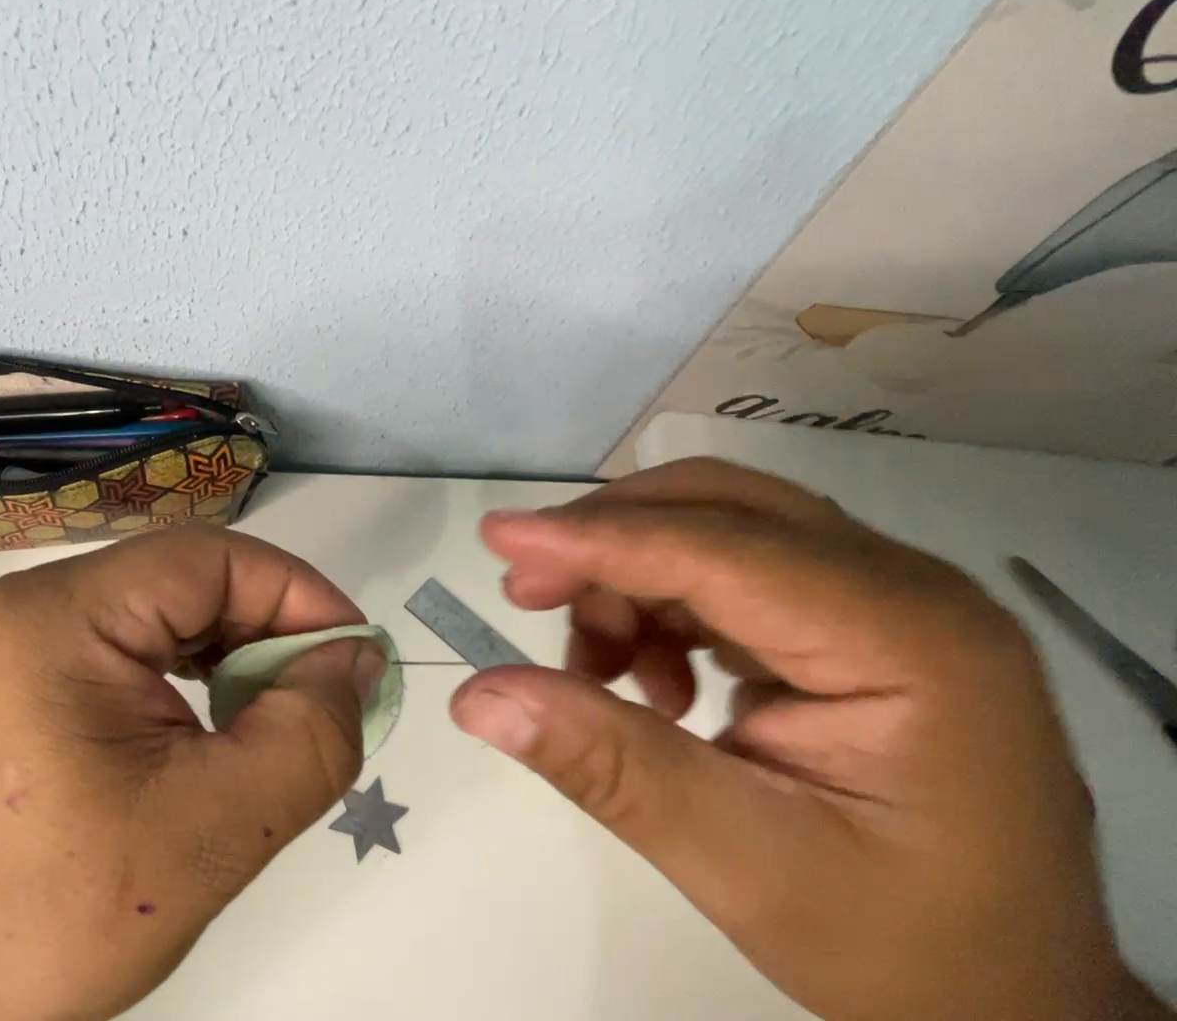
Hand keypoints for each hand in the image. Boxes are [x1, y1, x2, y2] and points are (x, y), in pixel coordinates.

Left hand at [0, 525, 386, 1020]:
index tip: (357, 659)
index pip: (209, 561)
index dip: (297, 595)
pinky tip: (221, 727)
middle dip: (267, 633)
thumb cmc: (70, 912)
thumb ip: (312, 732)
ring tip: (278, 720)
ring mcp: (27, 643)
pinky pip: (134, 650)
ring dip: (235, 657)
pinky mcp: (33, 681)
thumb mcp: (219, 823)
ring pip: (164, 615)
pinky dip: (194, 679)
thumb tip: (358, 658)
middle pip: (185, 582)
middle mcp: (35, 607)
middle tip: (326, 699)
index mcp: (61, 615)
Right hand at [450, 458, 1166, 1019]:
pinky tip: (650, 685)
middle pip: (722, 510)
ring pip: (715, 531)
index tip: (495, 536)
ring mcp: (884, 601)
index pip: (722, 552)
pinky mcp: (854, 622)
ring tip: (594, 673)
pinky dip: (659, 609)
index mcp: (909, 642)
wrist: (1003, 996)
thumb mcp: (740, 864)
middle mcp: (906, 592)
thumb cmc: (895, 942)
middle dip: (608, 542)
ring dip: (629, 582)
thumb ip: (607, 766)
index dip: (599, 539)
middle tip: (524, 597)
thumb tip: (476, 697)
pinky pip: (728, 573)